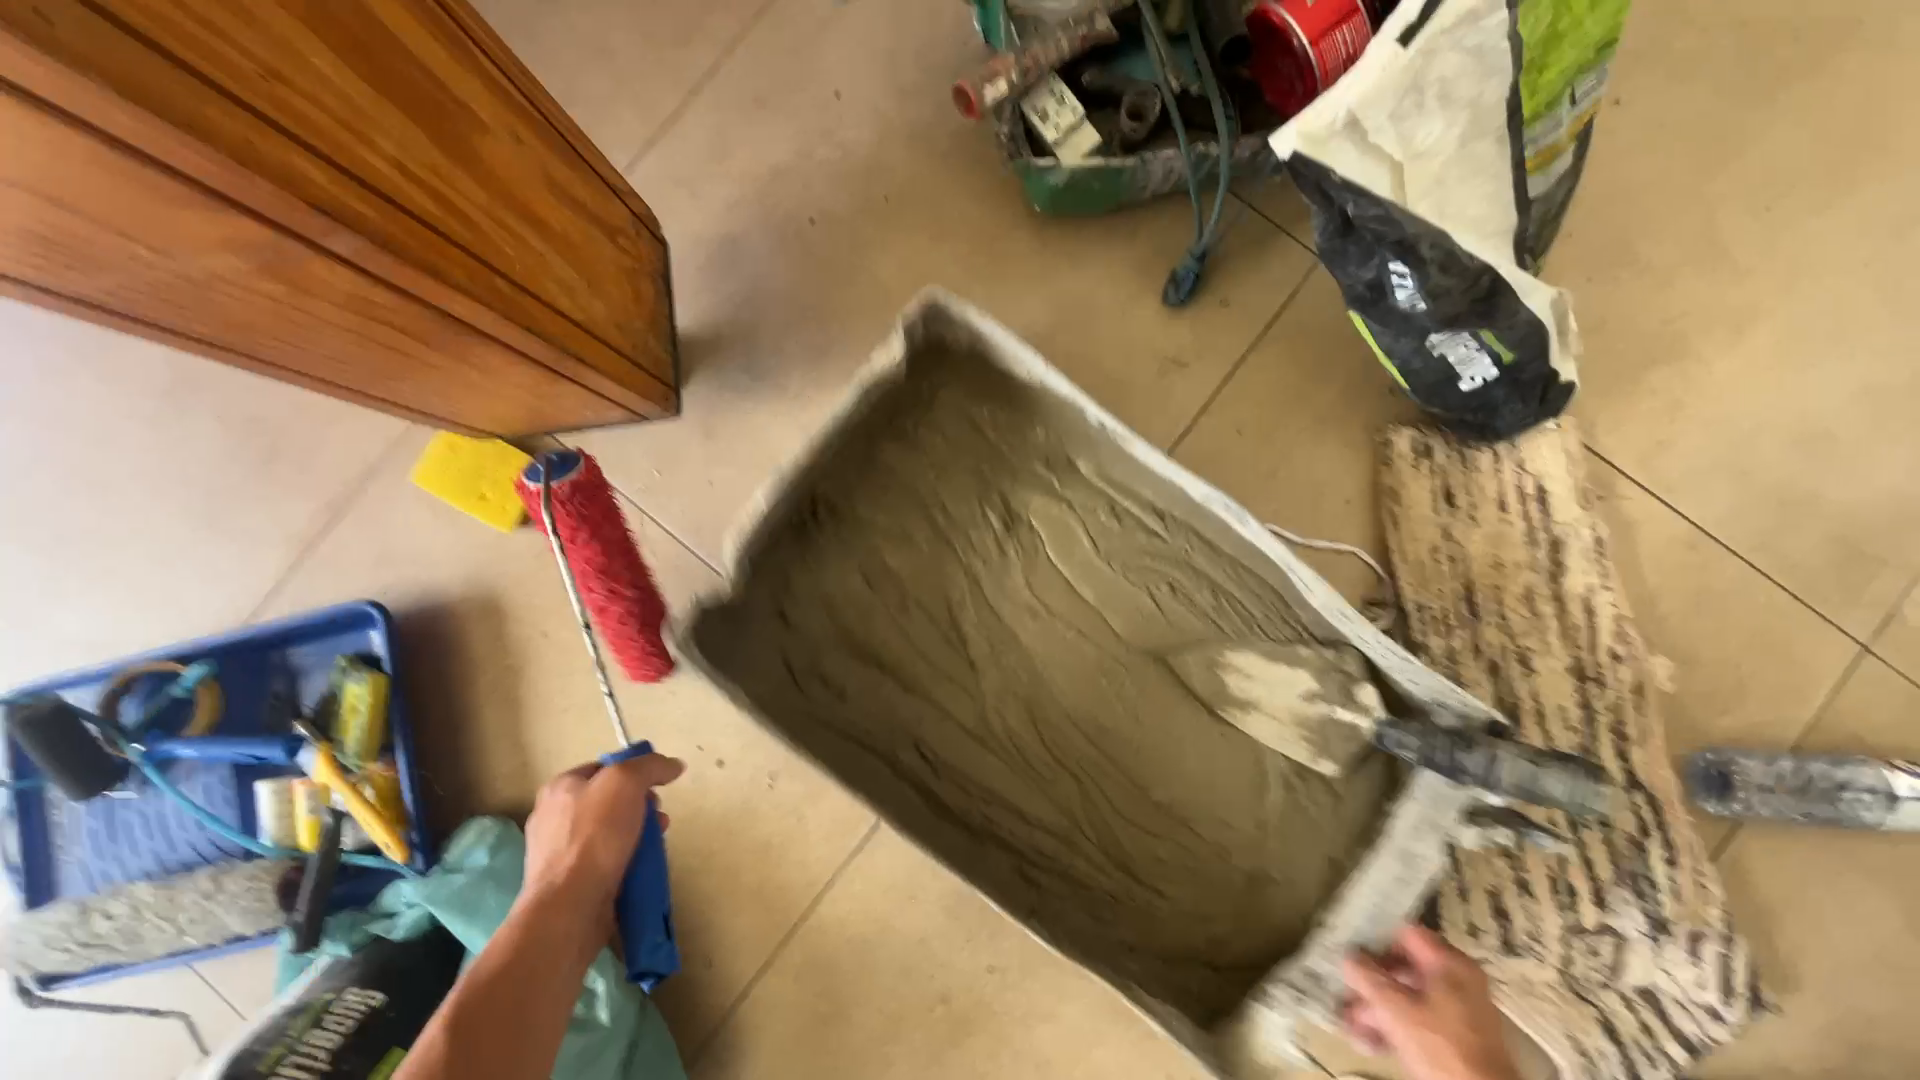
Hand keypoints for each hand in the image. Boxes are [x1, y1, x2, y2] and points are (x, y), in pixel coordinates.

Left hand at [520, 753, 684, 920]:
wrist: (569, 907)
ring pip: (609, 833)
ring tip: (656, 846)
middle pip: (609, 802)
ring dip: (638, 835)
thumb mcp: (625, 783)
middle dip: (640, 807)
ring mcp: (558, 853)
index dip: (634, 773)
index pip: (604, 768)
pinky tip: (640, 868)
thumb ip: (650, 766)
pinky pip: (604, 862)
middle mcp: (553, 817)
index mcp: (560, 788)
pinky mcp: (568, 883)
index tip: (656, 788)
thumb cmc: (594, 837)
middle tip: (658, 818)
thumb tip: (674, 765)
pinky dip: (626, 861)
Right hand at [1340, 925, 1520, 1079]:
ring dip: (1377, 1010)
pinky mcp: (1459, 1035)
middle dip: (1371, 985)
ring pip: (1409, 997)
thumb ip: (1367, 977)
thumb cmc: (1439, 1044)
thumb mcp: (1394, 1008)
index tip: (1351, 951)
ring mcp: (1461, 1008)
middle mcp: (1459, 979)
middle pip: (1404, 968)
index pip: (1406, 933)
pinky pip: (1421, 1019)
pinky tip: (1372, 1042)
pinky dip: (1396, 1026)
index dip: (1377, 939)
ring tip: (1352, 1027)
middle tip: (1346, 996)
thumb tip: (1348, 955)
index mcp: (1449, 963)